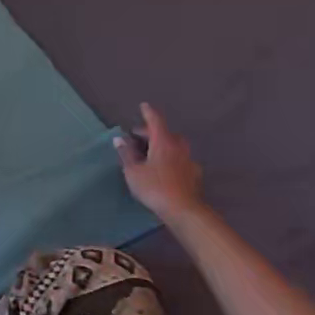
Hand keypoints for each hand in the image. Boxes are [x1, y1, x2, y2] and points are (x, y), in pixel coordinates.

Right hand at [114, 103, 205, 222]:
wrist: (183, 209)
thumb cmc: (154, 187)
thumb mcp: (133, 172)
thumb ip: (127, 154)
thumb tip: (119, 139)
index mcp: (163, 141)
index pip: (155, 121)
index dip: (148, 112)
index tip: (143, 106)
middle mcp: (178, 146)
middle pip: (165, 132)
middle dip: (151, 132)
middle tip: (138, 138)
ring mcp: (189, 159)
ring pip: (174, 145)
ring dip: (162, 144)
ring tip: (151, 152)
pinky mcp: (194, 173)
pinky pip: (180, 158)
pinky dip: (171, 158)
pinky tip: (165, 168)